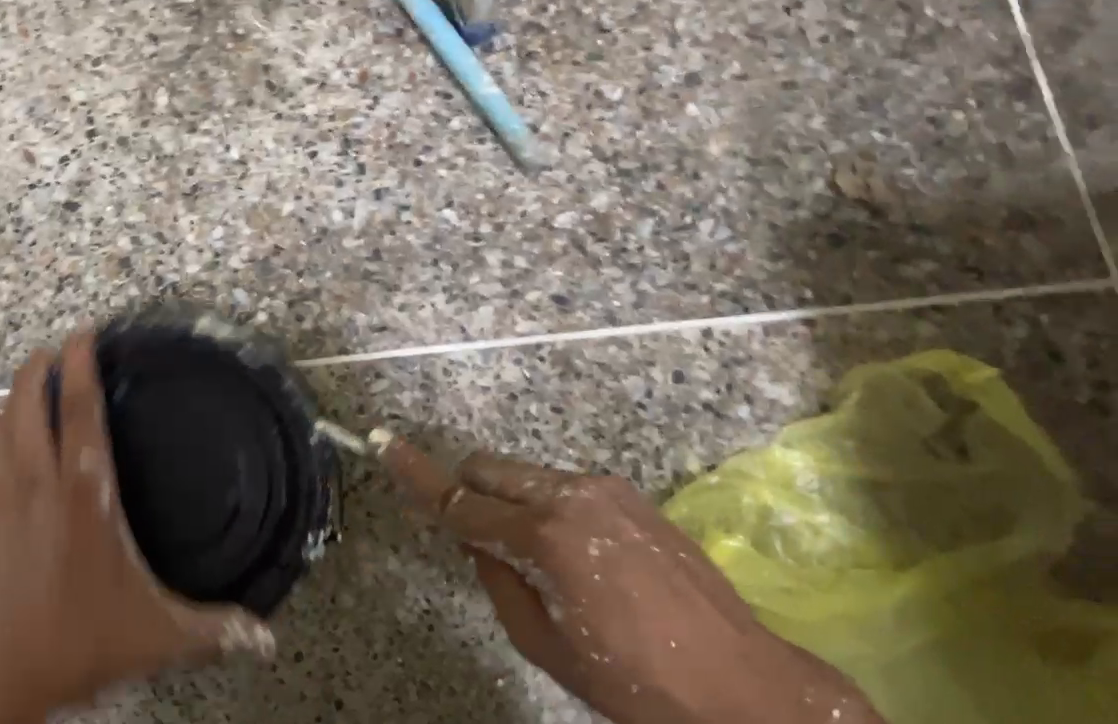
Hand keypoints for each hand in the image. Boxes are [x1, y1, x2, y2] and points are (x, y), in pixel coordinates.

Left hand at [0, 332, 274, 723]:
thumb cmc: (76, 640)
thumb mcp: (156, 636)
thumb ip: (213, 630)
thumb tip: (268, 636)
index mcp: (83, 493)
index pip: (79, 411)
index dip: (79, 366)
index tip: (82, 333)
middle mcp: (39, 483)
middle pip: (28, 403)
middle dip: (38, 366)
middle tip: (56, 346)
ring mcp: (5, 499)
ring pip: (3, 426)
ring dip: (16, 395)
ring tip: (33, 380)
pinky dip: (4, 434)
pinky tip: (16, 447)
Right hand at [381, 437, 881, 723]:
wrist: (749, 688)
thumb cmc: (637, 683)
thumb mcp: (546, 646)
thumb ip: (497, 581)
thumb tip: (479, 541)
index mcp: (545, 537)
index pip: (460, 499)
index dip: (415, 475)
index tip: (383, 444)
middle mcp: (571, 496)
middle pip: (488, 468)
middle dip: (467, 492)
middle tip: (473, 537)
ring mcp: (605, 489)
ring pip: (524, 474)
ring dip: (509, 501)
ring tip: (537, 559)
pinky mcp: (630, 494)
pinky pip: (562, 485)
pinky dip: (546, 506)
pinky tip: (576, 555)